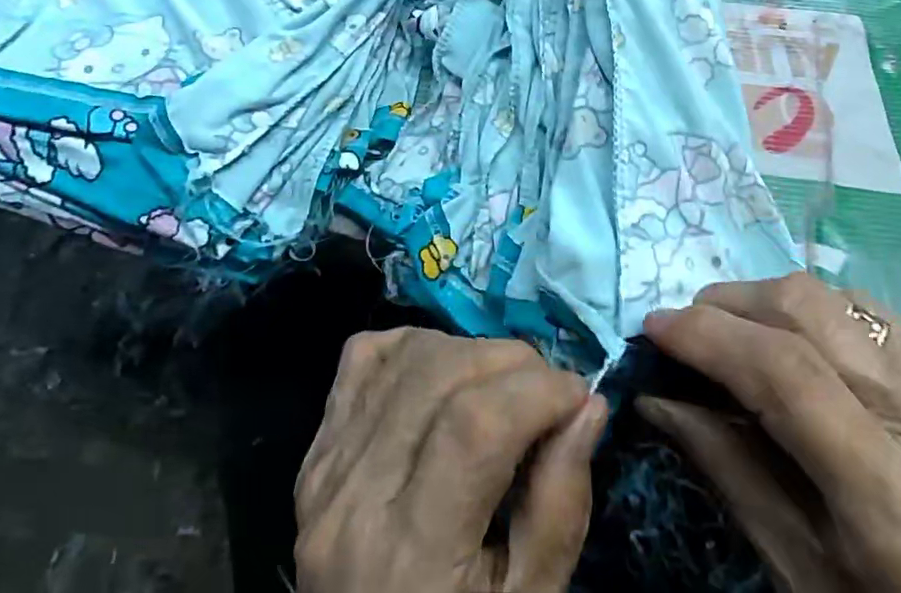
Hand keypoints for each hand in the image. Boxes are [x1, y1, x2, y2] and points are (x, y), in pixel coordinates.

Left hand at [295, 328, 607, 592]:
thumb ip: (560, 507)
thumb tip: (586, 405)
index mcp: (411, 553)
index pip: (475, 425)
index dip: (539, 390)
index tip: (579, 396)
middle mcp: (354, 496)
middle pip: (437, 376)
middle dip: (511, 362)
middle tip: (548, 390)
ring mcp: (325, 466)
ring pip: (402, 356)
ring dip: (468, 351)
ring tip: (504, 384)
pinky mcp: (314, 450)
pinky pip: (361, 359)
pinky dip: (412, 347)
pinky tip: (444, 373)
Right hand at [639, 274, 900, 592]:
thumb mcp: (797, 564)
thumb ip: (723, 465)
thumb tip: (653, 393)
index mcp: (899, 497)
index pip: (786, 372)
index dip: (709, 335)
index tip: (654, 326)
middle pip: (810, 309)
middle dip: (729, 303)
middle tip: (691, 328)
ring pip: (837, 296)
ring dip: (769, 304)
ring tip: (741, 335)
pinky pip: (873, 313)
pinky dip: (819, 320)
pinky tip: (809, 354)